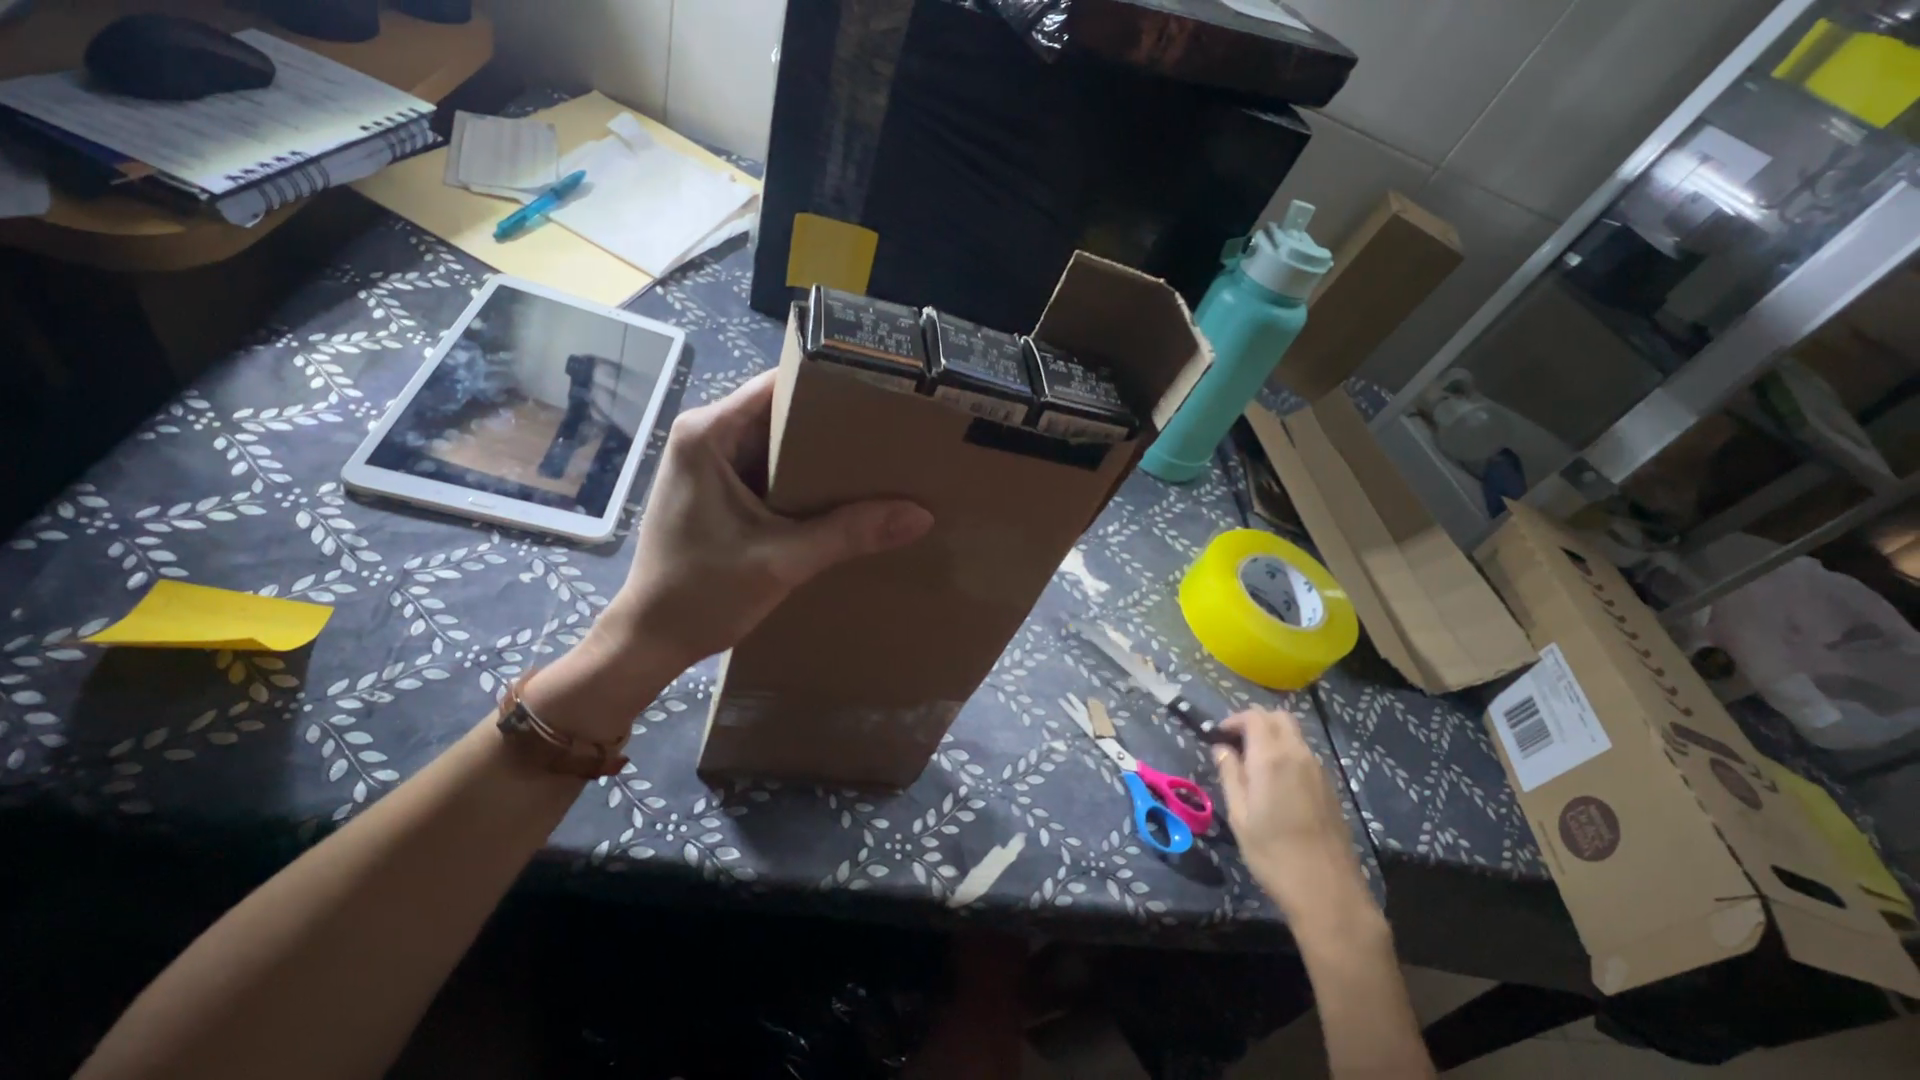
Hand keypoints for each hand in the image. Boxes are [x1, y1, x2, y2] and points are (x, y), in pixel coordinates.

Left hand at [525, 372, 933, 743]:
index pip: (779, 385)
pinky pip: (768, 469)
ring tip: (877, 460)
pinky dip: (803, 480)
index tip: (881, 396)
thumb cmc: (701, 593)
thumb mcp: (782, 560)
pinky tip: (843, 494)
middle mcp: (705, 435)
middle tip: (891, 434)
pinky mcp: (717, 490)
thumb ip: (849, 534)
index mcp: (708, 433)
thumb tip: (920, 515)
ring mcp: (709, 463)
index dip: (831, 387)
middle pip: (782, 412)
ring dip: (820, 455)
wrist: (651, 638)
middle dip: (833, 424)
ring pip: (777, 443)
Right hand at [1213, 707, 1373, 927]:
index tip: (1218, 737)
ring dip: (1272, 737)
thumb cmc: (1273, 854)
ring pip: (1295, 735)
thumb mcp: (1239, 816)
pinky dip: (1287, 754)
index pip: (1254, 717)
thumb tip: (1222, 749)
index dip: (1234, 720)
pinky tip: (1275, 783)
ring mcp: (1319, 770)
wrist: (1327, 890)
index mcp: (1272, 758)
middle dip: (1255, 722)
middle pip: (1279, 717)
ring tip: (1252, 765)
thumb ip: (1230, 776)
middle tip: (1235, 745)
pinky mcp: (1329, 787)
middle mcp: (1299, 755)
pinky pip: (1305, 754)